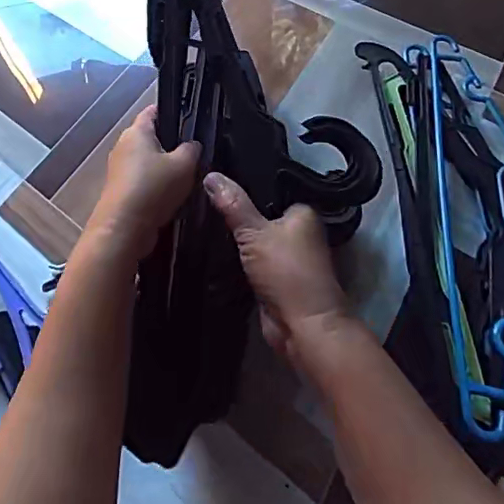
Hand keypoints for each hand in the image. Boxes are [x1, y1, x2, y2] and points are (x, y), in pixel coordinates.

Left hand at [86, 105, 198, 256]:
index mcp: (136, 131)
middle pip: (153, 137)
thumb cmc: (153, 188)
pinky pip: (144, 181)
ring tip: (189, 178)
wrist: (123, 230)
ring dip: (166, 168)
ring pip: (150, 161)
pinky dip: (158, 186)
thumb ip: (192, 148)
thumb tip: (192, 145)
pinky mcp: (121, 191)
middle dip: (173, 144)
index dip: (173, 110)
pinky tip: (174, 197)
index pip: (154, 110)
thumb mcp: (185, 164)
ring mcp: (120, 169)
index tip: (192, 119)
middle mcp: (124, 146)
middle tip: (196, 154)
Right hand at [203, 172, 350, 361]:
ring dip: (235, 239)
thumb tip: (210, 175)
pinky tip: (211, 249)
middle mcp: (298, 231)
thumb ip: (233, 205)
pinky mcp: (275, 280)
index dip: (243, 184)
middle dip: (235, 213)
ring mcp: (286, 257)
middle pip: (259, 215)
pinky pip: (251, 261)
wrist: (303, 328)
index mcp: (302, 212)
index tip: (213, 179)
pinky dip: (236, 259)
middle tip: (200, 200)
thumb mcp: (255, 233)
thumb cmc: (287, 272)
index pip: (268, 189)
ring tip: (200, 220)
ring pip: (253, 240)